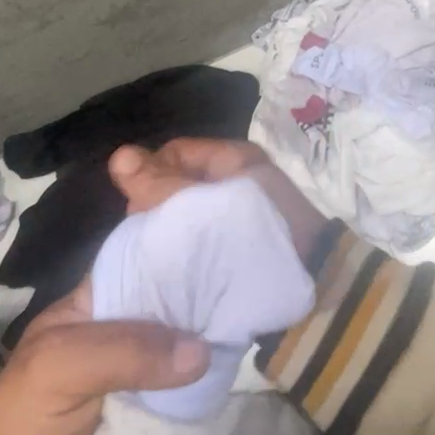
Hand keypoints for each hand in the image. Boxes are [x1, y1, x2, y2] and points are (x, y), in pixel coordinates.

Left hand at [0, 139, 323, 432]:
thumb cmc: (27, 409)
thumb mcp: (59, 365)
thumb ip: (122, 350)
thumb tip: (201, 348)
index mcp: (109, 289)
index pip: (156, 250)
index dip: (192, 235)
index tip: (237, 225)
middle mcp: (139, 313)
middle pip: (186, 285)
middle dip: (220, 272)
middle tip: (268, 262)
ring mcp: (158, 355)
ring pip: (200, 324)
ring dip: (229, 314)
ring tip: (271, 295)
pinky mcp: (172, 395)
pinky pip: (204, 369)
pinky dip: (226, 358)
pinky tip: (254, 342)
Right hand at [106, 138, 327, 259]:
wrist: (315, 282)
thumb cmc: (257, 234)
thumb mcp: (205, 206)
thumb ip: (162, 184)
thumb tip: (120, 155)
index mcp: (233, 156)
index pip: (174, 152)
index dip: (149, 173)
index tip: (133, 208)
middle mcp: (238, 174)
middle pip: (180, 179)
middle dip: (157, 202)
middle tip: (143, 233)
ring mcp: (242, 206)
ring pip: (190, 206)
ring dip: (171, 224)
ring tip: (156, 250)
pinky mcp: (245, 235)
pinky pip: (205, 228)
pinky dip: (188, 240)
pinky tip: (175, 263)